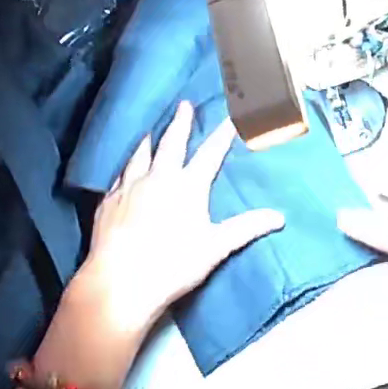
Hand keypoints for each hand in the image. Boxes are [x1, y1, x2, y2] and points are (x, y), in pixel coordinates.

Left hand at [41, 102, 284, 388]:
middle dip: (180, 123)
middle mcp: (157, 178)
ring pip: (140, 155)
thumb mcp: (216, 247)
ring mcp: (129, 188)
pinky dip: (127, 166)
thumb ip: (247, 228)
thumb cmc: (173, 265)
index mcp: (187, 186)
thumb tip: (279, 217)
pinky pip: (119, 176)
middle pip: (171, 144)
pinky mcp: (108, 202)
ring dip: (149, 141)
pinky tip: (125, 169)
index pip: (210, 153)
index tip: (231, 118)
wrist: (119, 282)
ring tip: (151, 131)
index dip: (222, 135)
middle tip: (184, 106)